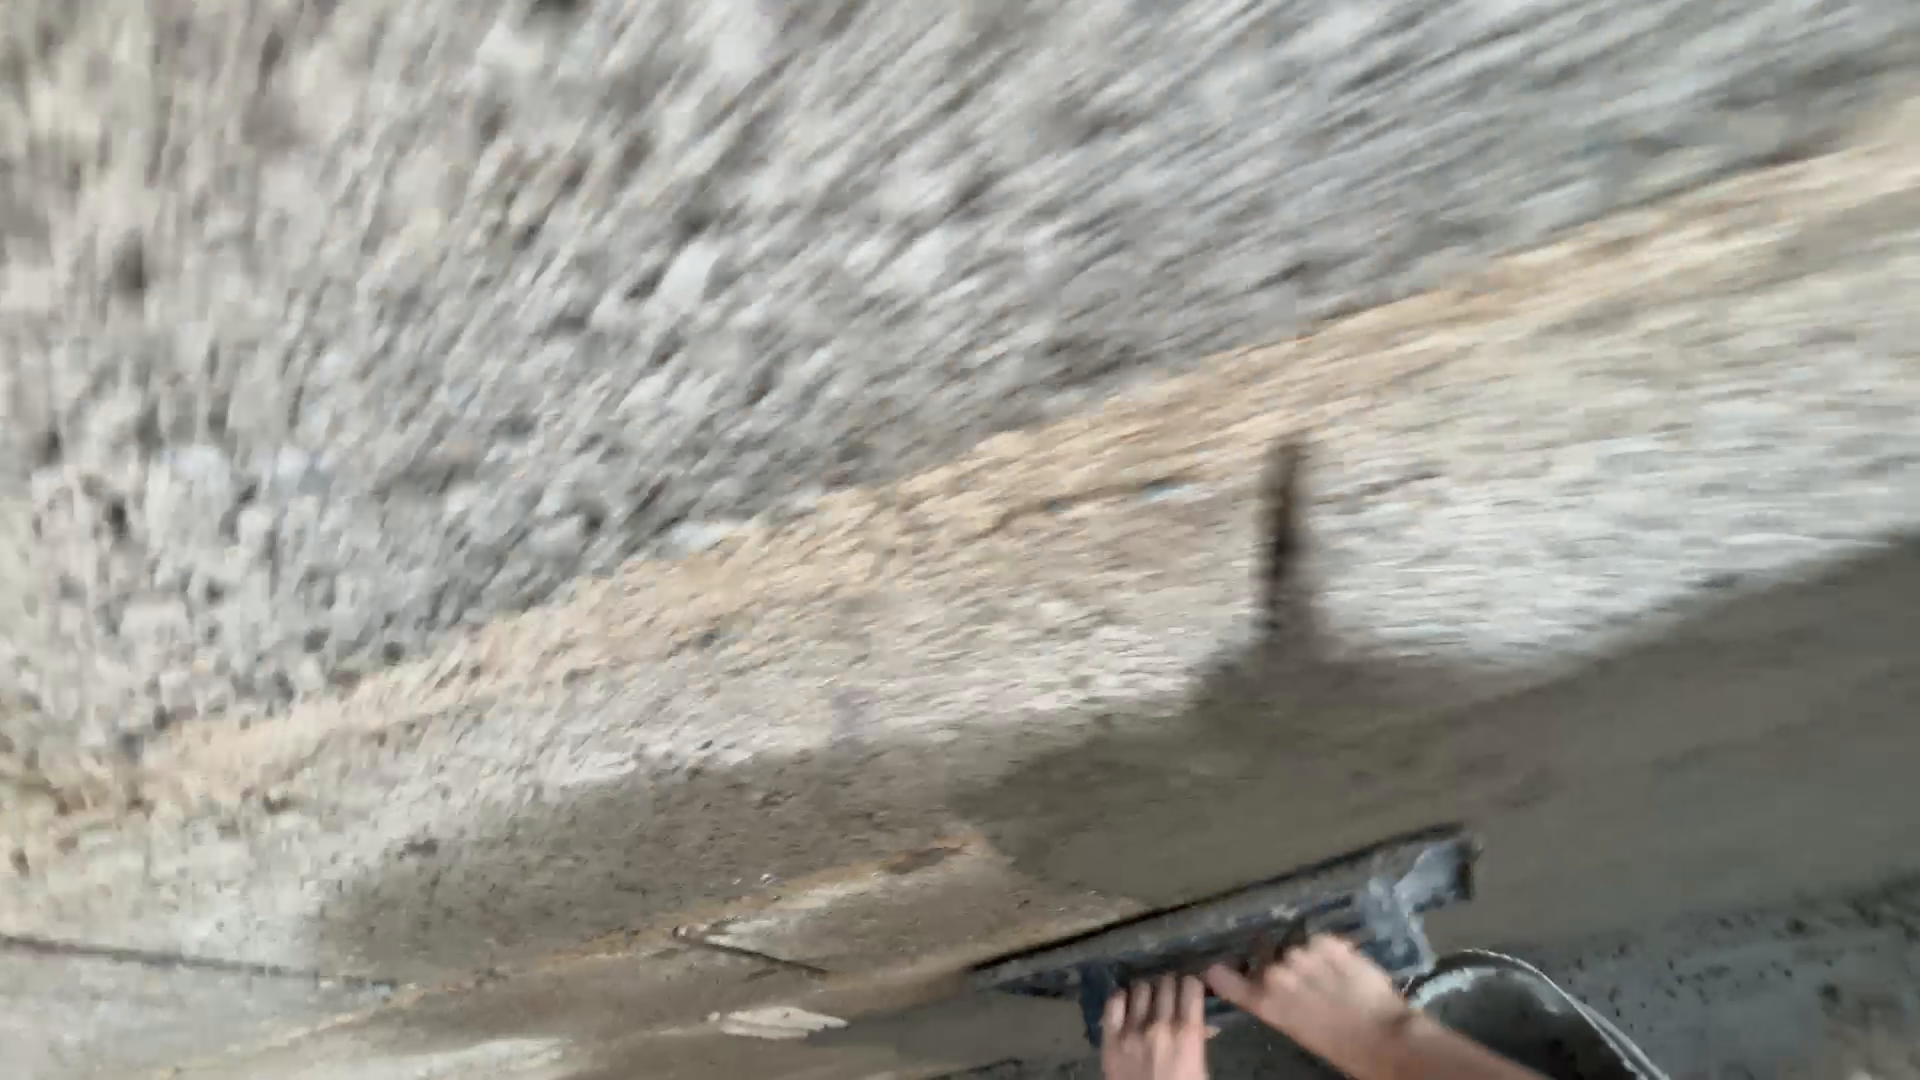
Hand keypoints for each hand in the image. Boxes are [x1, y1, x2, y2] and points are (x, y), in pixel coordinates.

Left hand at [1100, 974, 1210, 1079]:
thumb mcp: (1201, 1073)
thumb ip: (1198, 1042)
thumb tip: (1203, 1024)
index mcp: (1187, 1035)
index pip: (1190, 986)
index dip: (1191, 985)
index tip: (1191, 990)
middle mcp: (1159, 1025)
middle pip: (1165, 982)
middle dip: (1171, 987)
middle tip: (1171, 996)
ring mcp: (1132, 1029)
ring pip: (1140, 987)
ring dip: (1147, 992)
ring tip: (1149, 1002)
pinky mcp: (1110, 1037)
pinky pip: (1114, 1001)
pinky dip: (1122, 998)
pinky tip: (1127, 1005)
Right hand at [1202, 934, 1411, 1077]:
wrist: (1388, 1041)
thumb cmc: (1344, 1048)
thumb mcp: (1299, 1029)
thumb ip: (1276, 1002)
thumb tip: (1267, 984)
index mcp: (1266, 1001)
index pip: (1224, 977)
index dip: (1222, 972)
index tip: (1218, 968)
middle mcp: (1275, 973)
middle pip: (1264, 956)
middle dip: (1278, 963)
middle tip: (1303, 979)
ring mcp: (1300, 952)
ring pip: (1293, 945)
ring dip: (1305, 955)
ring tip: (1329, 975)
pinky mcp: (1325, 940)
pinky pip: (1318, 940)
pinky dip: (1328, 950)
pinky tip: (1343, 967)